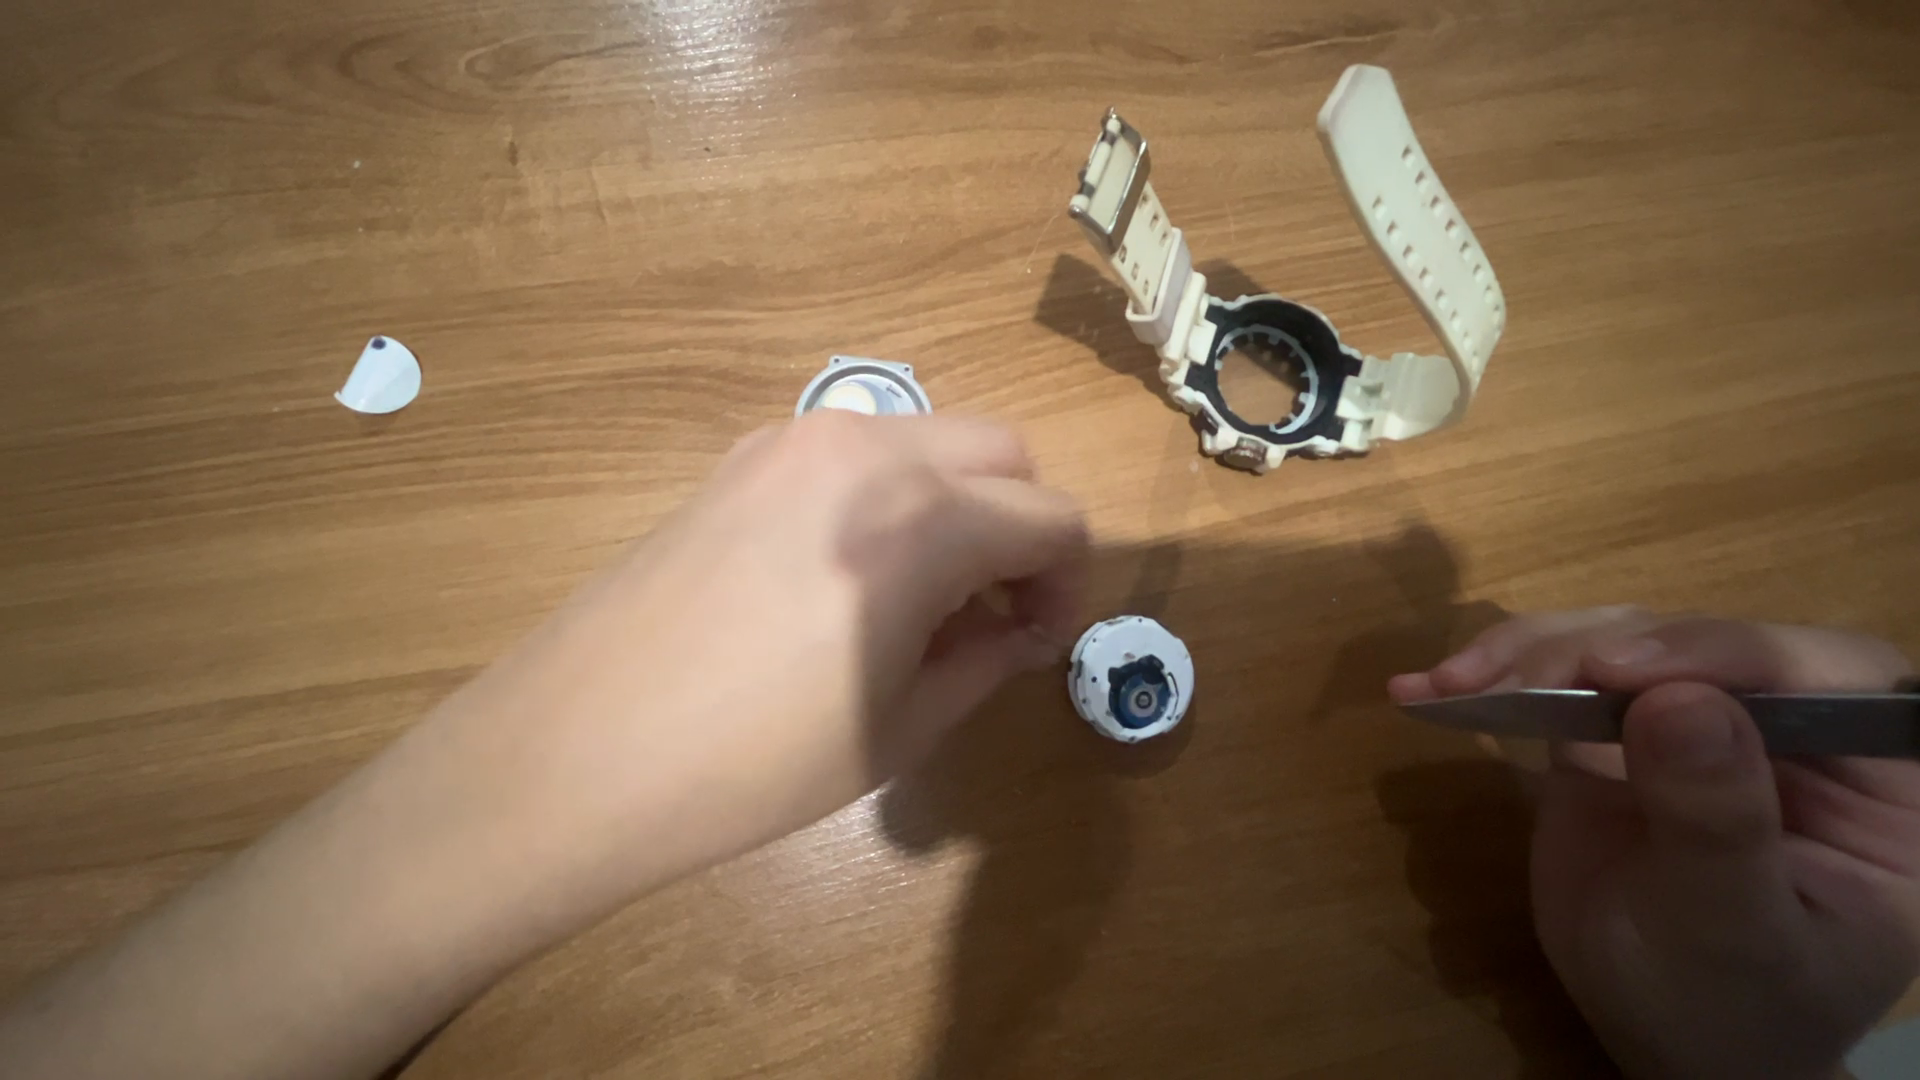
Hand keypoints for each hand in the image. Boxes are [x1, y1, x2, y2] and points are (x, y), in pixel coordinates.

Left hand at [452, 410, 1088, 895]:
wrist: (575, 750)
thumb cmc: (751, 765)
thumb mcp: (902, 726)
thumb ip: (988, 657)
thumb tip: (1023, 626)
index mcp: (919, 523)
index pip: (1053, 518)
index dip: (1069, 581)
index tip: (1043, 636)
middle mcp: (866, 449)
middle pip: (1003, 453)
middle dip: (1025, 525)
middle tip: (999, 607)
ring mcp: (798, 438)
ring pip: (933, 441)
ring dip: (962, 503)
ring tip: (929, 590)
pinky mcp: (747, 454)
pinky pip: (862, 450)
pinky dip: (896, 493)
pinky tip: (858, 567)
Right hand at [1392, 608, 1919, 1079]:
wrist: (1650, 1021)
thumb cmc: (1723, 998)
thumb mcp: (1728, 924)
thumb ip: (1716, 818)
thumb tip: (1677, 701)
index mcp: (1876, 778)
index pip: (1822, 673)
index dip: (1718, 650)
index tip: (1610, 670)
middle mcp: (1783, 727)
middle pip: (1688, 639)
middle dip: (1584, 648)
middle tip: (1502, 684)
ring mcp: (1683, 720)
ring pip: (1605, 640)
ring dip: (1516, 653)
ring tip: (1446, 685)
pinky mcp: (1602, 727)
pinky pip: (1546, 675)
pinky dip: (1484, 676)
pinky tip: (1428, 690)